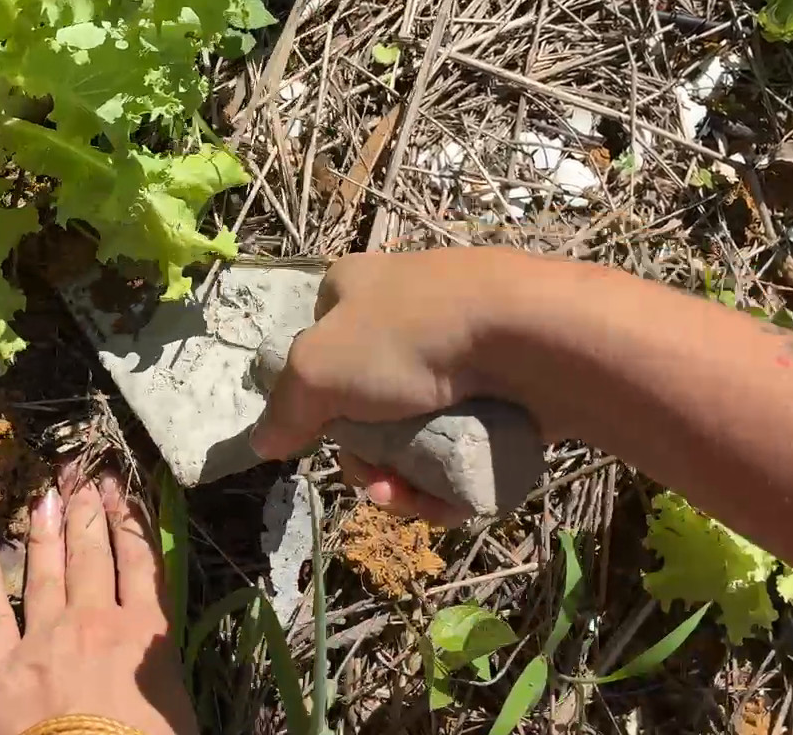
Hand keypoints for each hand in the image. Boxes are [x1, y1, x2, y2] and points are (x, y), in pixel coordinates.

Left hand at [0, 468, 195, 734]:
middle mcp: (94, 619)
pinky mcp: (1, 666)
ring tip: (43, 495)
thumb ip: (161, 657)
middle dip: (85, 512)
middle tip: (79, 477)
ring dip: (44, 529)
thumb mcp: (175, 704)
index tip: (117, 488)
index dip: (127, 519)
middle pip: (91, 554)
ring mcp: (45, 637)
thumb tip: (156, 636)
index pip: (138, 560)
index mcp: (143, 630)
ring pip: (46, 570)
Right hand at [249, 249, 557, 523]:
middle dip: (363, 454)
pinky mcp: (501, 384)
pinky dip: (447, 477)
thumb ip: (285, 408)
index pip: (318, 345)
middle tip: (374, 478)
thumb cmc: (407, 338)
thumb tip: (263, 443)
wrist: (529, 331)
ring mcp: (456, 347)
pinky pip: (460, 438)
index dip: (316, 398)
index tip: (325, 435)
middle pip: (363, 400)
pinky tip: (446, 502)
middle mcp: (402, 311)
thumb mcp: (318, 370)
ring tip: (410, 501)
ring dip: (401, 477)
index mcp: (355, 289)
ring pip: (413, 428)